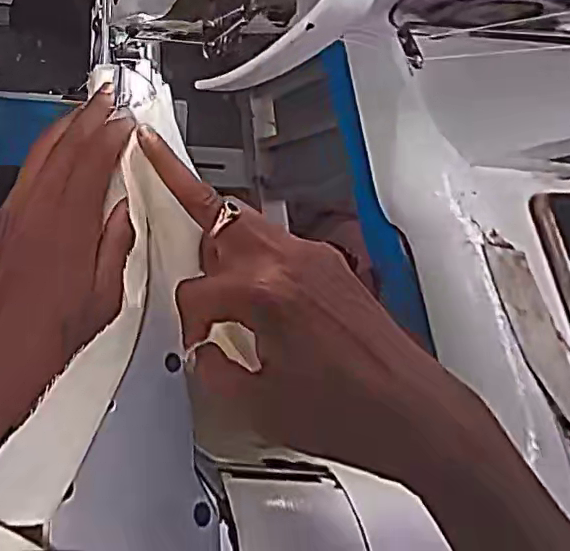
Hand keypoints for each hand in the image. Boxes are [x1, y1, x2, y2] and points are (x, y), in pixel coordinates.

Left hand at [0, 89, 136, 451]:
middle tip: (107, 95)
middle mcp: (38, 212)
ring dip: (66, 123)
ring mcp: (16, 212)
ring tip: (86, 108)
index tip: (126, 121)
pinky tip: (58, 142)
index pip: (93, 162)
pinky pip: (28, 167)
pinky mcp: (4, 219)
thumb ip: (116, 245)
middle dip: (90, 115)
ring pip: (42, 150)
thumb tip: (123, 211)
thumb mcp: (104, 299)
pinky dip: (47, 145)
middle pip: (66, 146)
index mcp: (68, 228)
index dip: (111, 135)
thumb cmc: (48, 338)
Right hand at [140, 128, 569, 550]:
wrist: (415, 412)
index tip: (195, 342)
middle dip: (180, 190)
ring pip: (247, 219)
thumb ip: (215, 371)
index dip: (187, 320)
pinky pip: (278, 239)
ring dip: (216, 221)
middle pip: (219, 214)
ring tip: (192, 211)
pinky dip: (254, 246)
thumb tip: (202, 352)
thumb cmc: (353, 414)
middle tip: (154, 156)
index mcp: (265, 294)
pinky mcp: (330, 262)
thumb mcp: (262, 407)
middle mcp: (288, 262)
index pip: (197, 290)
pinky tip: (251, 271)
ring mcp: (312, 256)